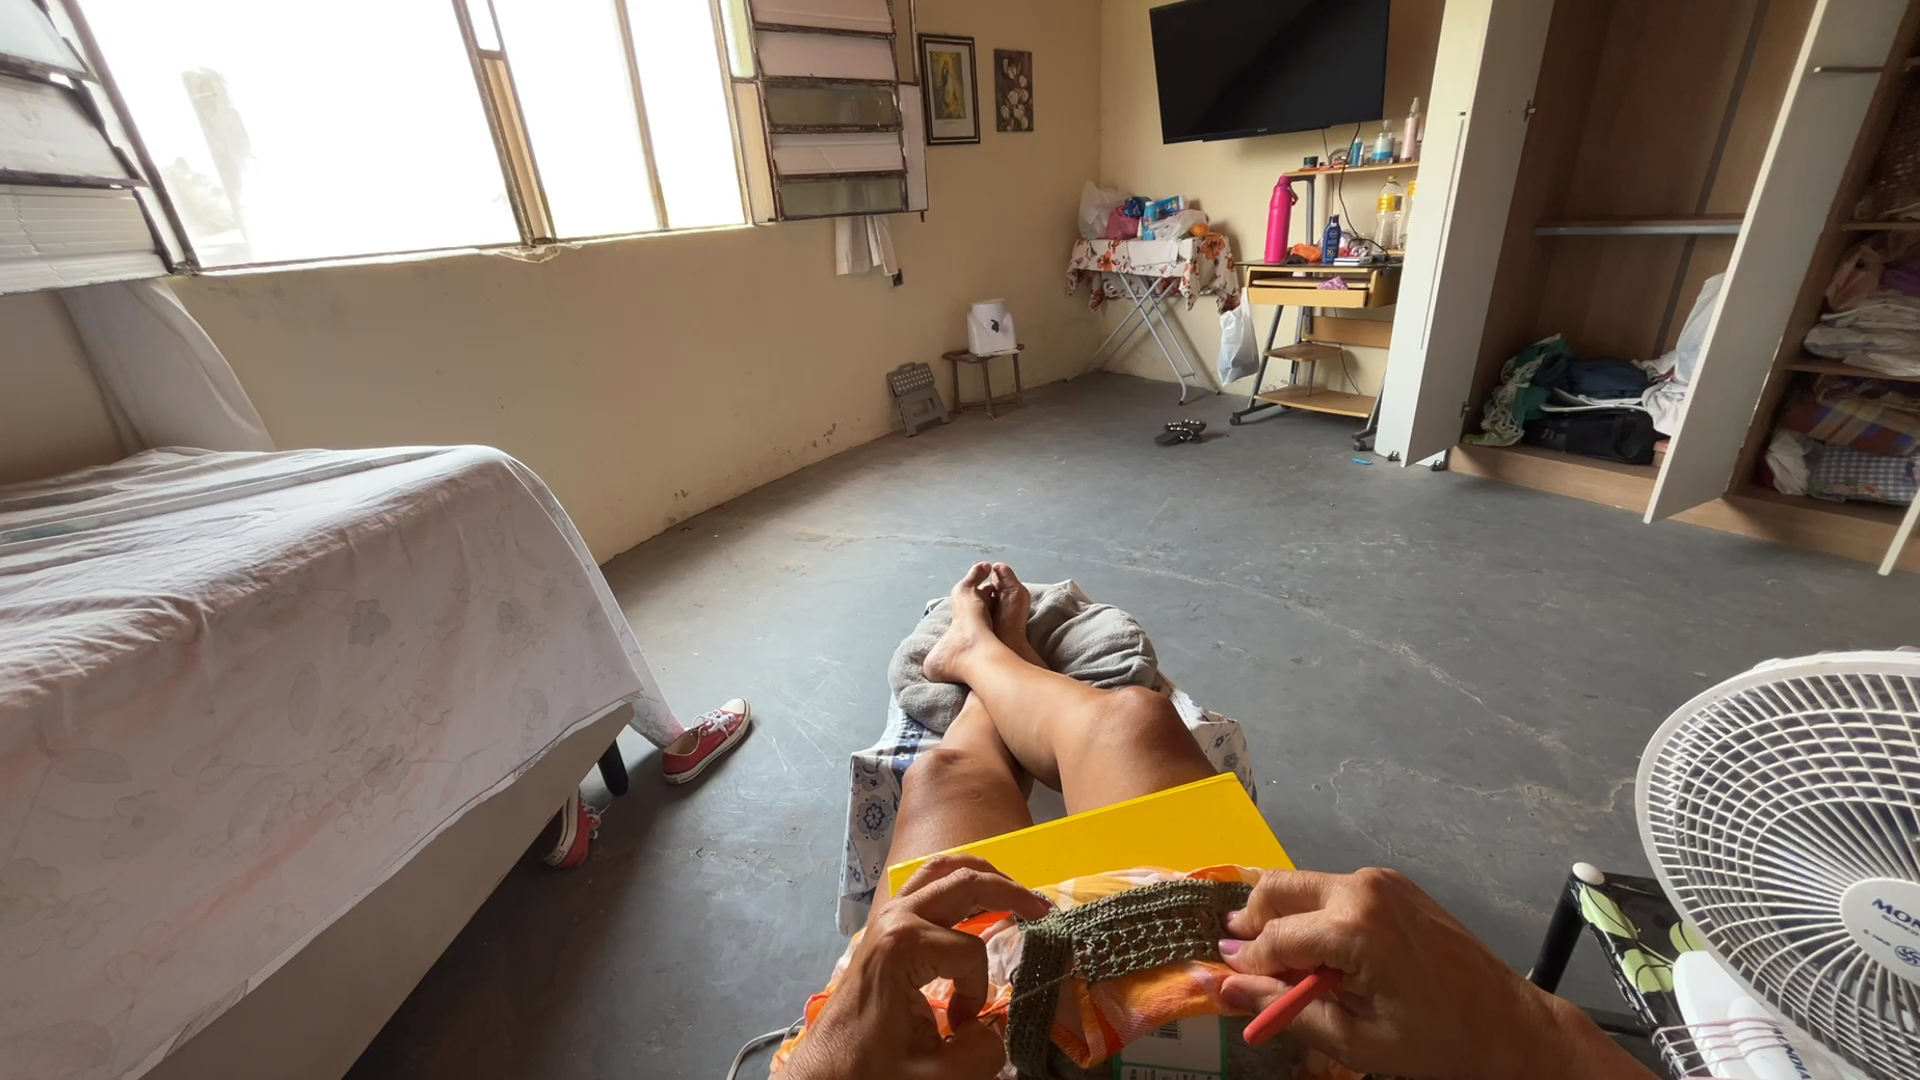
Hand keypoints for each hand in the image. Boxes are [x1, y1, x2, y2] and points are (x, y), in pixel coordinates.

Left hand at [781, 855, 1049, 1079]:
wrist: (820, 1076)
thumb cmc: (870, 1072)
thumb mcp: (934, 1076)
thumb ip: (982, 1051)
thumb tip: (998, 1029)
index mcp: (906, 945)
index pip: (970, 953)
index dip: (977, 992)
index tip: (962, 1025)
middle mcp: (897, 916)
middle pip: (964, 882)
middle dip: (1009, 891)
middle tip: (1042, 910)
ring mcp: (887, 914)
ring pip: (942, 869)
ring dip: (982, 875)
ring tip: (1014, 891)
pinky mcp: (883, 922)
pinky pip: (925, 882)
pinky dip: (956, 880)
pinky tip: (973, 895)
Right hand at [1217, 868, 1645, 1079]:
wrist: (1518, 1028)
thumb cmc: (1439, 1045)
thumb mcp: (1356, 1039)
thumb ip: (1283, 1006)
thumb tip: (1220, 987)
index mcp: (1354, 929)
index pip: (1275, 937)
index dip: (1247, 960)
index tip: (1228, 974)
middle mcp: (1359, 888)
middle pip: (1277, 889)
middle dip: (1253, 921)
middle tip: (1243, 954)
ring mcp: (1376, 879)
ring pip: (1300, 884)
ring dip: (1284, 916)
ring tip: (1290, 958)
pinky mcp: (1389, 880)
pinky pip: (1331, 887)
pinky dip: (1314, 910)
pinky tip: (1328, 947)